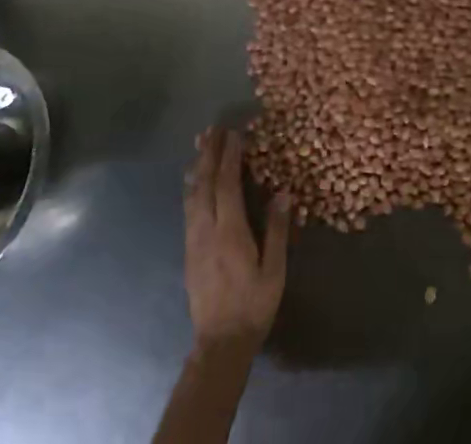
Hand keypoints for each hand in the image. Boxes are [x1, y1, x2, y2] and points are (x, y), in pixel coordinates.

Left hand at [181, 127, 289, 353]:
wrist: (220, 341)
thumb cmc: (254, 305)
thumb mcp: (274, 270)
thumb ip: (277, 229)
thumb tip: (282, 192)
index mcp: (229, 232)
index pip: (227, 184)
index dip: (230, 157)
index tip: (234, 134)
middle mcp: (206, 229)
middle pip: (204, 182)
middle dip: (209, 152)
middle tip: (213, 128)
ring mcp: (193, 238)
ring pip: (192, 193)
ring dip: (198, 165)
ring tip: (201, 144)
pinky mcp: (188, 249)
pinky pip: (188, 207)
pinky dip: (192, 185)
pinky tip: (194, 180)